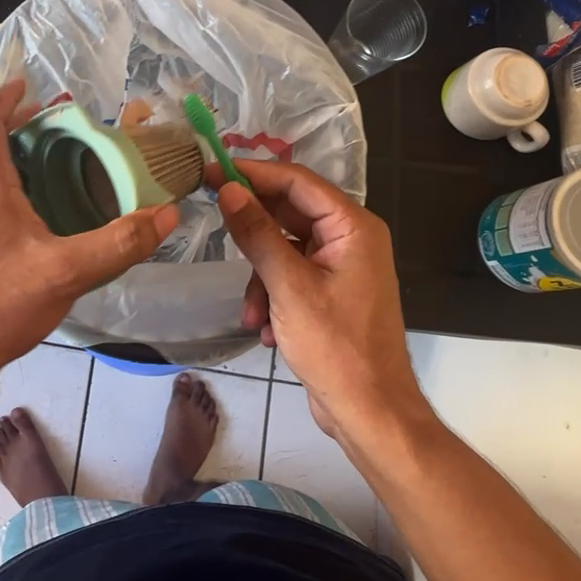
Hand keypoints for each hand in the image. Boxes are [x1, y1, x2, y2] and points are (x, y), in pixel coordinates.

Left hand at [0, 81, 180, 386]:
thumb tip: (166, 215)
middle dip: (18, 129)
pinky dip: (12, 193)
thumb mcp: (68, 271)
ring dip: (14, 162)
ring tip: (53, 166)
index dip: (5, 99)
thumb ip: (120, 243)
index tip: (27, 85)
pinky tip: (39, 221)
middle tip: (56, 125)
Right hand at [213, 159, 423, 438]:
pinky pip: (290, 277)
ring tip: (251, 314)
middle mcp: (350, 239)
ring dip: (259, 278)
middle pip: (289, 214)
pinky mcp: (330, 293)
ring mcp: (341, 267)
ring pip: (283, 249)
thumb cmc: (335, 346)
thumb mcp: (288, 286)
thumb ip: (257, 234)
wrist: (369, 410)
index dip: (253, 173)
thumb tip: (229, 190)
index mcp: (352, 227)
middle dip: (253, 233)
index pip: (297, 181)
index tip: (211, 170)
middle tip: (212, 222)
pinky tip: (264, 329)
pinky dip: (272, 298)